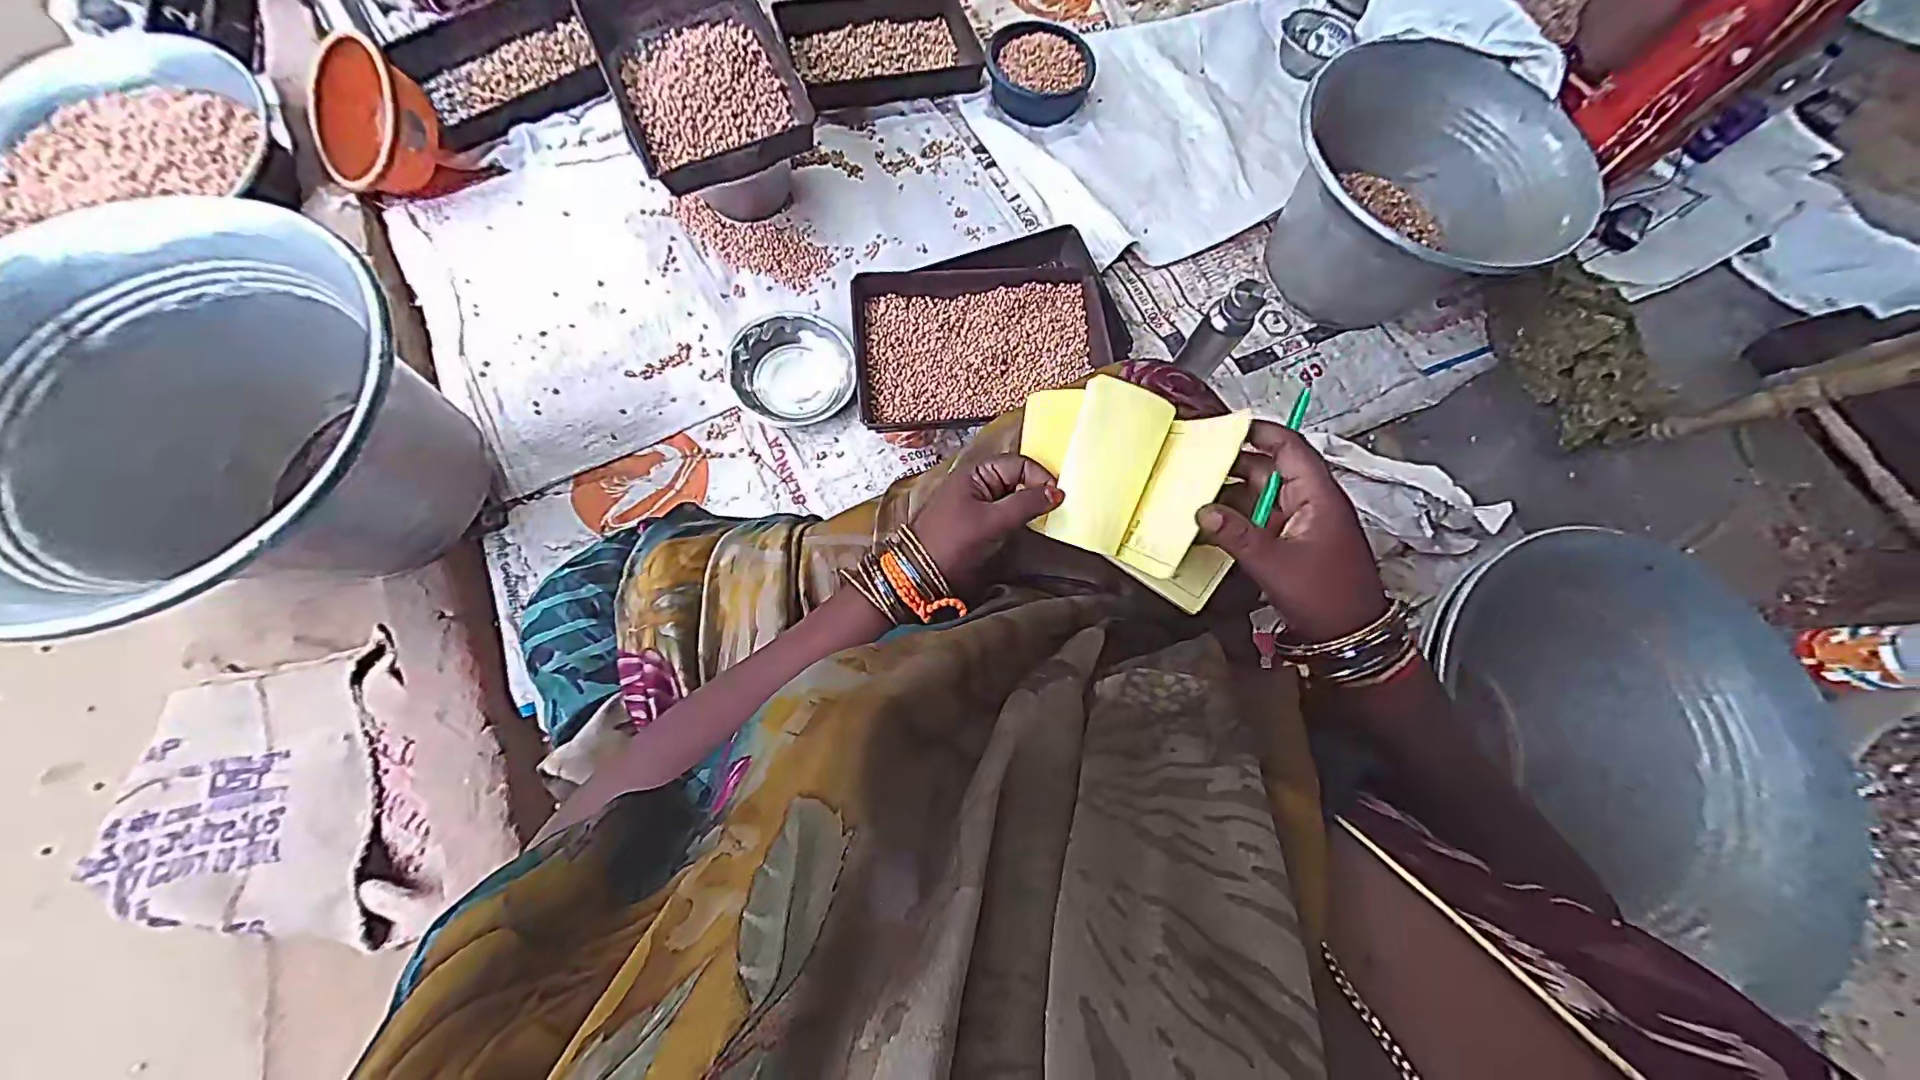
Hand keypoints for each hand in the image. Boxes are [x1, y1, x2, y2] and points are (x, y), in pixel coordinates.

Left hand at [911, 453, 1061, 592]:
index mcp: (976, 473)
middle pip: (1018, 478)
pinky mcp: (982, 524)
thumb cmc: (954, 542)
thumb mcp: (992, 521)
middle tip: (1056, 509)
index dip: (1039, 477)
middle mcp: (979, 483)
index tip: (1057, 498)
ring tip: (1048, 519)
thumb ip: (1026, 503)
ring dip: (1031, 506)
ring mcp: (980, 504)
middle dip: (1037, 490)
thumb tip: (1057, 493)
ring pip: (1015, 497)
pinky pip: (1008, 514)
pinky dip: (1022, 518)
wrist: (923, 576)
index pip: (1018, 464)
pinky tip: (1033, 528)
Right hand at [1197, 421, 1387, 642]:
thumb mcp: (1273, 563)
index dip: (1260, 433)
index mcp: (1317, 496)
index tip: (1227, 427)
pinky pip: (1258, 520)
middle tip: (1195, 463)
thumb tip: (1202, 511)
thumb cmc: (1325, 596)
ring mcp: (1299, 523)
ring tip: (1194, 494)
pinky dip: (1235, 519)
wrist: (1348, 636)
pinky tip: (1210, 524)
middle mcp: (1308, 503)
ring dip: (1229, 496)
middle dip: (1233, 466)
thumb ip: (1235, 534)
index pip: (1290, 448)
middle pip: (1268, 470)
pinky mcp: (1289, 542)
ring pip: (1259, 497)